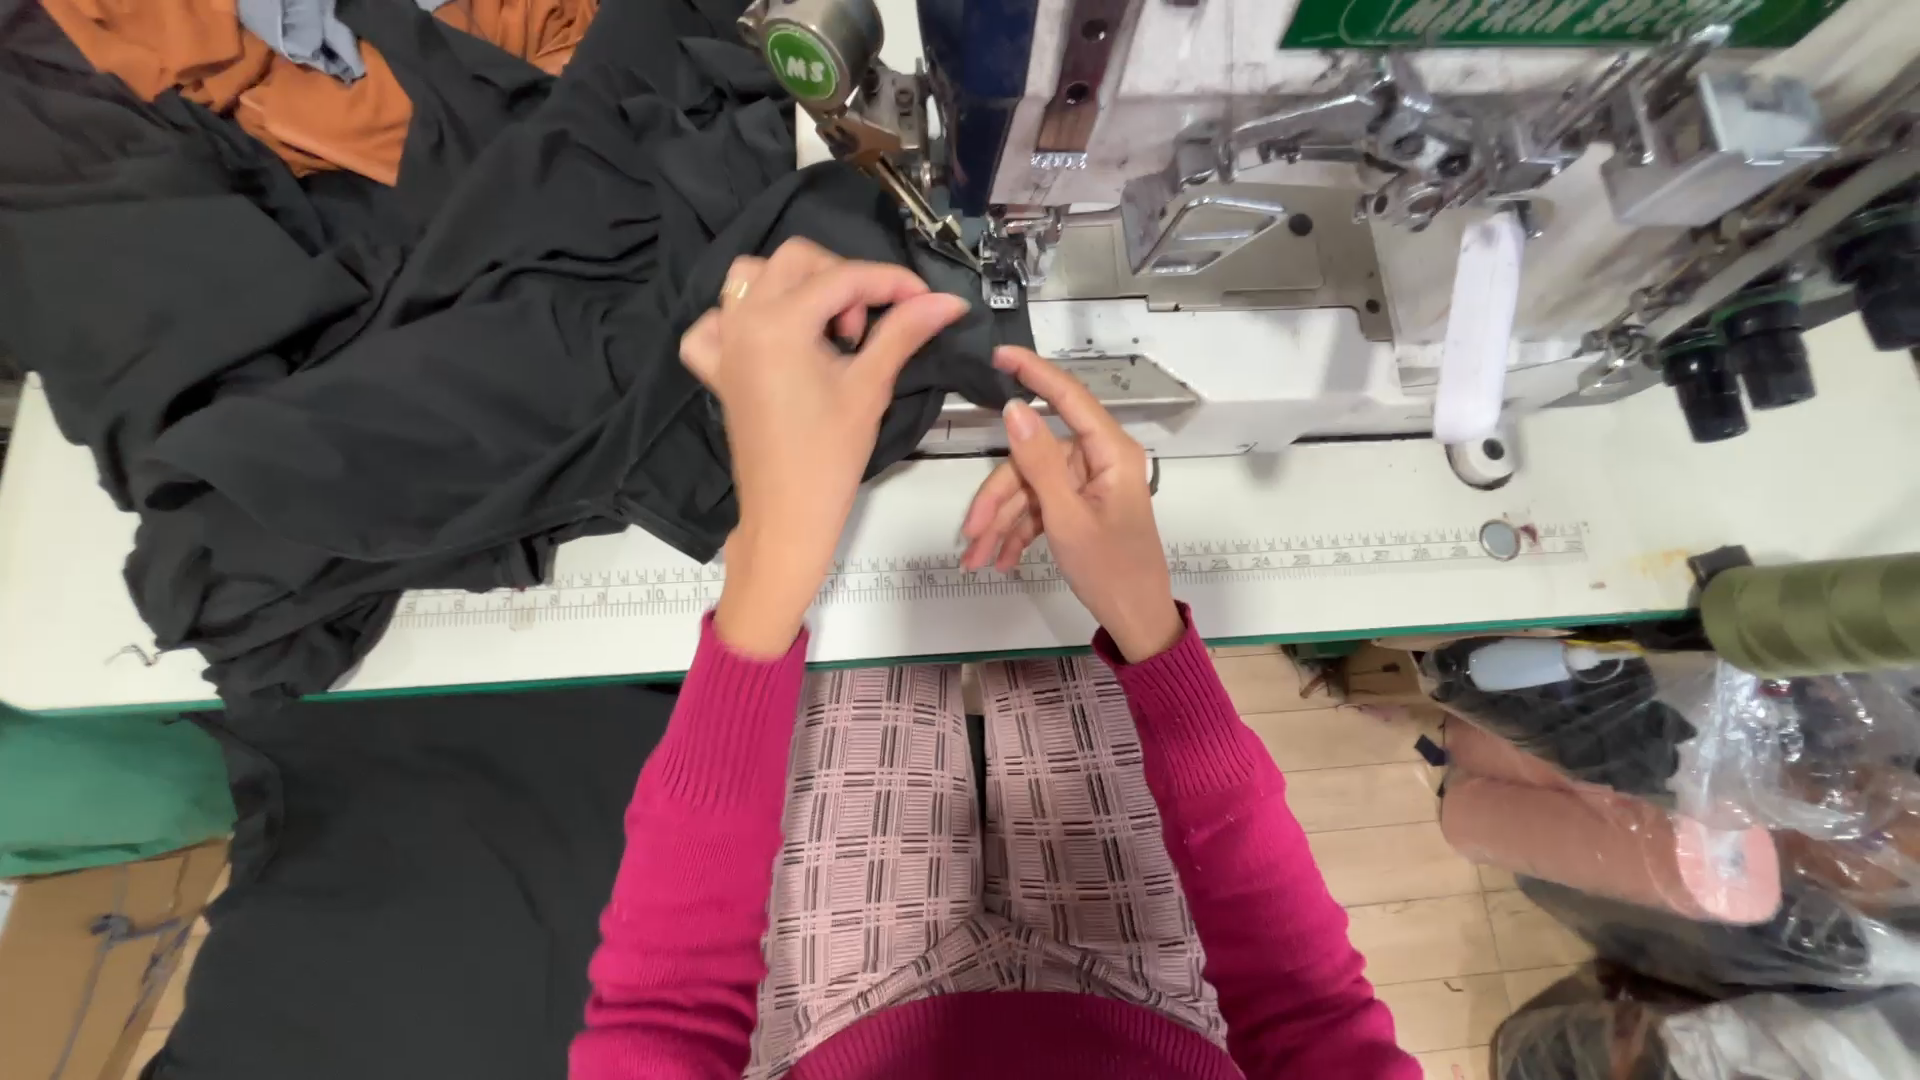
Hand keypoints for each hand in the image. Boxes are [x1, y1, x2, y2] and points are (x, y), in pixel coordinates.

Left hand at [682, 238, 969, 654]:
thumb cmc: (831, 456)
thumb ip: (904, 332)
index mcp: (778, 322)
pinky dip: (740, 319)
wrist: (788, 514)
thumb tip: (947, 301)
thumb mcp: (871, 386)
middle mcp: (742, 320)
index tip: (926, 298)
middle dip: (842, 281)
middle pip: (795, 261)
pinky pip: (715, 323)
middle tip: (865, 331)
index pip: (842, 277)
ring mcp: (722, 343)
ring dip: (794, 287)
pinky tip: (767, 341)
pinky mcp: (716, 369)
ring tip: (824, 329)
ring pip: (751, 278)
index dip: (891, 281)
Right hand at [959, 347, 1182, 661]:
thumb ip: (1038, 461)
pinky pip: (1041, 509)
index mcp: (1110, 452)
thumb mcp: (1067, 517)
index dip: (1034, 372)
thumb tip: (1016, 408)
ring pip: (1031, 489)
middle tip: (969, 535)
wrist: (1136, 620)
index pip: (1068, 397)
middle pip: (1034, 460)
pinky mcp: (1081, 507)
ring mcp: (1089, 485)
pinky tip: (1002, 560)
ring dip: (1002, 524)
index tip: (1000, 354)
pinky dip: (1020, 532)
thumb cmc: (1111, 570)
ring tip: (978, 560)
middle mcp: (1099, 460)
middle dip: (998, 500)